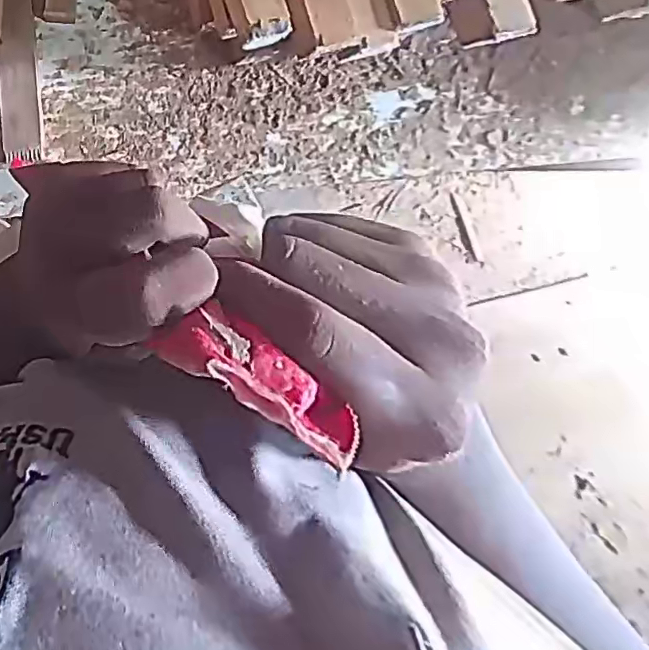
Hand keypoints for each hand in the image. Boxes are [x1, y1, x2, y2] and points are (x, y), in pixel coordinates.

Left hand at [2, 162, 217, 356]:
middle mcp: (59, 246)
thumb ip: (176, 320)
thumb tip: (217, 280)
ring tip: (152, 232)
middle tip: (181, 249)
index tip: (199, 279)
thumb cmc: (91, 326)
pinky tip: (129, 216)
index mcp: (74, 306)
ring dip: (165, 208)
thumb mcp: (133, 345)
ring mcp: (55, 201)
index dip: (191, 280)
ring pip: (148, 181)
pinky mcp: (59, 174)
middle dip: (187, 230)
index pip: (147, 289)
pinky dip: (141, 191)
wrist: (28, 293)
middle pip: (156, 209)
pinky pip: (127, 168)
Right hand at [214, 214, 485, 471]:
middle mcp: (442, 344)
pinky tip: (295, 262)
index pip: (313, 325)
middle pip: (310, 265)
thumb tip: (205, 308)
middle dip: (252, 261)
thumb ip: (257, 373)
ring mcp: (440, 291)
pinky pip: (335, 222)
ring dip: (271, 245)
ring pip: (316, 236)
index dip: (249, 291)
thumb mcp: (301, 427)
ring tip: (261, 272)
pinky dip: (299, 234)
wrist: (425, 414)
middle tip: (225, 273)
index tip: (208, 279)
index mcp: (414, 408)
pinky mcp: (428, 256)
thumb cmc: (348, 427)